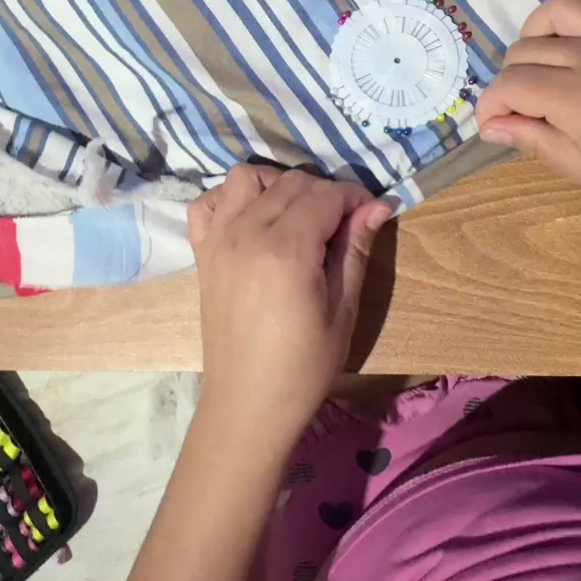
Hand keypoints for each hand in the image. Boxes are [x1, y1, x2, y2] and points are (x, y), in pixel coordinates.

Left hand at [187, 166, 393, 444]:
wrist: (248, 403)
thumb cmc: (304, 366)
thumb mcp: (343, 310)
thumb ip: (356, 249)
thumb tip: (379, 205)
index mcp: (287, 250)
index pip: (325, 194)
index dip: (354, 197)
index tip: (370, 212)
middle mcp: (247, 233)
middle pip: (290, 181)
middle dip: (323, 192)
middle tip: (342, 223)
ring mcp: (218, 239)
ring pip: (246, 177)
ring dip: (276, 184)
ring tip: (296, 214)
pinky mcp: (201, 251)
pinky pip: (206, 202)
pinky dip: (229, 199)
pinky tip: (251, 219)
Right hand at [474, 0, 580, 239]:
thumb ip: (537, 141)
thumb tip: (490, 125)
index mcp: (579, 100)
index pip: (510, 84)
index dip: (490, 104)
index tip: (493, 125)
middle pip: (528, 46)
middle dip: (510, 76)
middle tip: (521, 107)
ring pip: (562, 7)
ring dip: (540, 31)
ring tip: (545, 62)